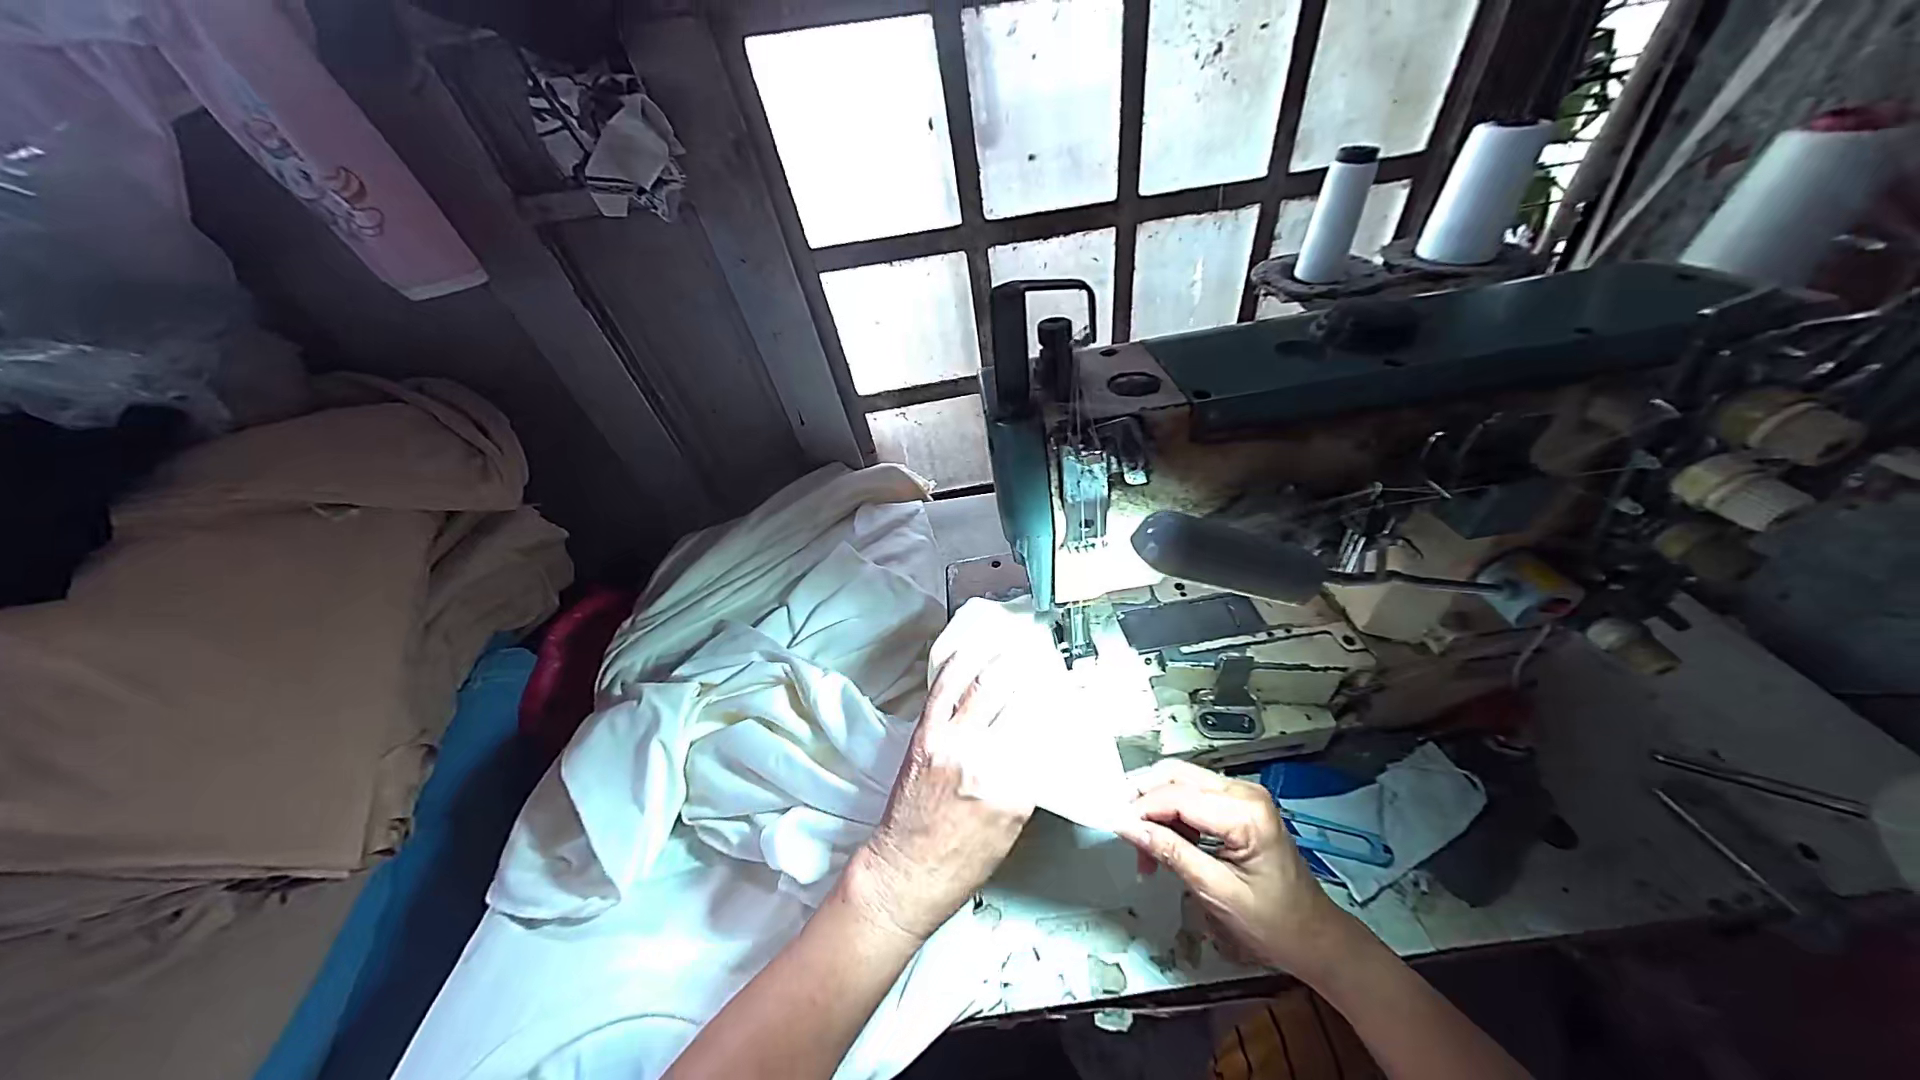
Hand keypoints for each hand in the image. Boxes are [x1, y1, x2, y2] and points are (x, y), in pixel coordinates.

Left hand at [840, 639, 1036, 940]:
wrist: (907, 871)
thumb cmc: (959, 861)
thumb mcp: (1013, 827)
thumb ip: (1028, 780)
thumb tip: (1039, 741)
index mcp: (1013, 789)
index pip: (1045, 731)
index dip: (1057, 703)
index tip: (1065, 688)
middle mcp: (983, 760)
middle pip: (1017, 700)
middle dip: (1032, 673)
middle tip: (1041, 657)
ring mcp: (950, 744)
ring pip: (982, 686)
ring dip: (1001, 659)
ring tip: (1013, 645)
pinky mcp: (924, 737)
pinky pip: (943, 691)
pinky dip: (958, 665)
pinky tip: (970, 652)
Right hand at [1115, 759, 1371, 978]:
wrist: (1315, 937)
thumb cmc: (1274, 923)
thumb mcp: (1217, 892)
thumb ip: (1171, 853)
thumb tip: (1129, 828)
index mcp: (1245, 812)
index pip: (1177, 795)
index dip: (1141, 810)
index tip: (1116, 829)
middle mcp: (1244, 792)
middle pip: (1176, 776)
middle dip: (1144, 802)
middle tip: (1126, 834)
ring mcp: (1242, 795)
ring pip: (1180, 783)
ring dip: (1156, 811)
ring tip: (1146, 852)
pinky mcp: (1238, 804)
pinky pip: (1193, 796)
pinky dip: (1172, 816)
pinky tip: (1166, 845)